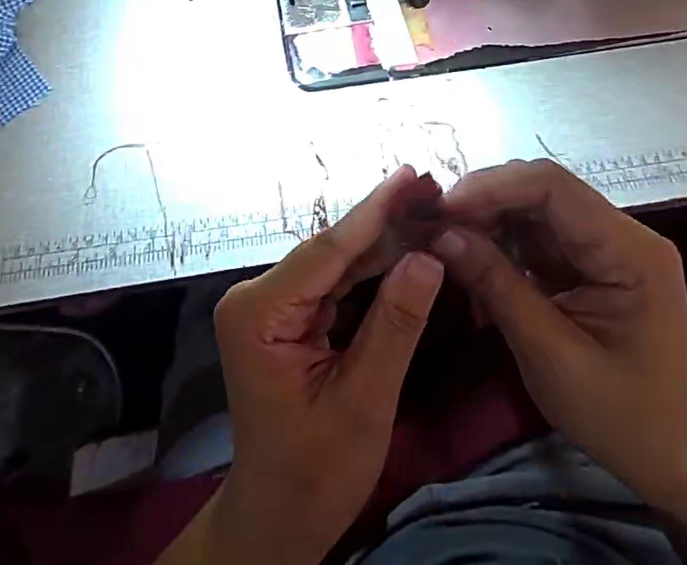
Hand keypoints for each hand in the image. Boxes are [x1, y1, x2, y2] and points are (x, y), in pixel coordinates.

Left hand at [195, 166, 445, 564]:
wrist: (279, 513)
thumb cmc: (315, 471)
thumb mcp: (363, 401)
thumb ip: (394, 326)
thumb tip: (426, 257)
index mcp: (257, 312)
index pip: (325, 252)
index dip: (373, 212)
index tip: (409, 174)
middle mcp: (255, 298)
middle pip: (329, 253)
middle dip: (382, 222)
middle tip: (431, 188)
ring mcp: (268, 307)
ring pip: (333, 266)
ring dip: (380, 243)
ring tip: (425, 209)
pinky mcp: (284, 318)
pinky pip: (332, 287)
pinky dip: (369, 272)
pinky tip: (402, 250)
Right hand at [427, 159, 686, 498]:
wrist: (664, 453)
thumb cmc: (617, 412)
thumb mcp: (549, 352)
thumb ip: (496, 285)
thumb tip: (440, 234)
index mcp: (630, 252)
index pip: (553, 189)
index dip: (492, 188)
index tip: (441, 210)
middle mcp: (620, 233)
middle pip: (538, 188)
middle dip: (481, 201)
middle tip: (431, 225)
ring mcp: (601, 244)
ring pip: (527, 205)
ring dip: (482, 219)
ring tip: (442, 243)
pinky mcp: (581, 258)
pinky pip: (527, 231)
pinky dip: (493, 241)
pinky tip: (468, 261)